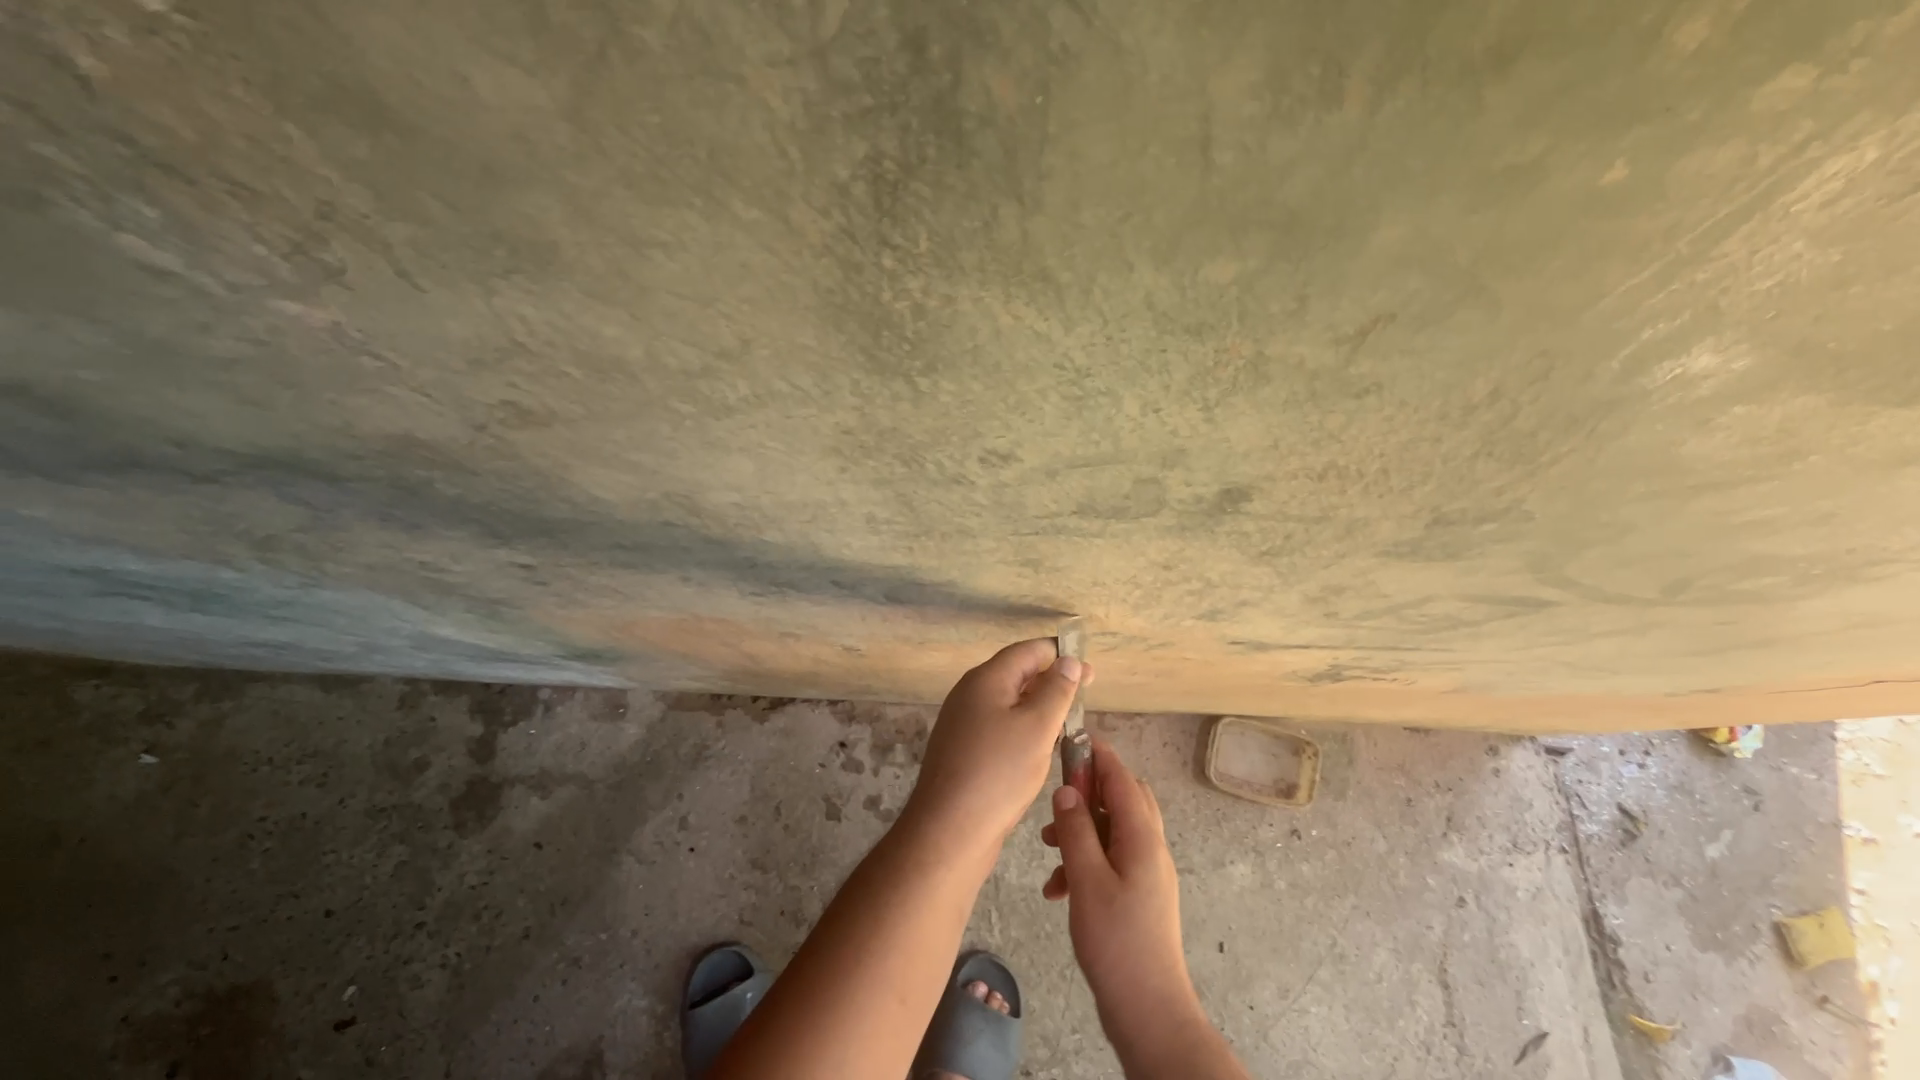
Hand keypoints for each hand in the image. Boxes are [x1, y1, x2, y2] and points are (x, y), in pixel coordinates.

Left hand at [906, 637, 1089, 850]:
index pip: (1027, 651)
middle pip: (1016, 674)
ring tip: (1070, 720)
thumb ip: (1056, 691)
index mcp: (985, 680)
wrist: (949, 830)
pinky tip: (1042, 747)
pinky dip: (1024, 729)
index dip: (1059, 653)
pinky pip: (1000, 728)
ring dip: (1039, 706)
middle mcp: (969, 695)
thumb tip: (1066, 660)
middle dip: (1051, 680)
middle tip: (1086, 692)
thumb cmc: (998, 772)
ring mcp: (963, 725)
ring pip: (1009, 704)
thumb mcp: (1037, 727)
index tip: (1088, 668)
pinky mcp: (964, 752)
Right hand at [1042, 740, 1200, 1038]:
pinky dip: (1084, 862)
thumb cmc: (1117, 941)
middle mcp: (1151, 848)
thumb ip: (1075, 831)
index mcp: (1143, 837)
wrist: (1147, 1007)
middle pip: (1122, 800)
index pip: (1122, 779)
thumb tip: (1067, 790)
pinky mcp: (1138, 895)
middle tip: (1055, 802)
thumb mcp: (1087, 881)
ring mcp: (1147, 873)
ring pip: (1112, 831)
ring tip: (1048, 848)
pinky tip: (1058, 889)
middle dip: (1086, 794)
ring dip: (1080, 831)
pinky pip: (1110, 861)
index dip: (1098, 756)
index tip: (1070, 739)